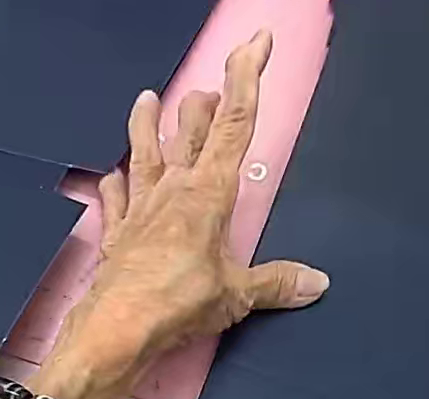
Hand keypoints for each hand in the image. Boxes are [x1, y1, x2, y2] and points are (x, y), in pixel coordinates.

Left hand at [33, 30, 328, 398]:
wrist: (121, 325)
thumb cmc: (181, 301)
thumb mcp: (237, 295)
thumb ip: (275, 284)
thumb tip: (318, 284)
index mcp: (209, 193)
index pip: (234, 123)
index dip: (247, 78)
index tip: (256, 42)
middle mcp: (172, 190)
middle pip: (189, 132)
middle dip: (202, 105)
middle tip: (207, 91)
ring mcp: (139, 209)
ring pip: (143, 153)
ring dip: (146, 125)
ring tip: (146, 100)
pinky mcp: (115, 234)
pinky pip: (113, 199)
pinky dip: (113, 185)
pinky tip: (110, 176)